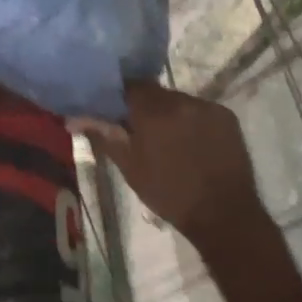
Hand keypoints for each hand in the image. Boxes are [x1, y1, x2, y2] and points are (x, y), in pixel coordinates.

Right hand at [75, 82, 268, 252]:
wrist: (223, 215)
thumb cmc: (169, 194)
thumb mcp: (130, 168)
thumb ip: (104, 136)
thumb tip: (74, 118)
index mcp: (154, 111)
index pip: (129, 86)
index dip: (119, 96)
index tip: (114, 111)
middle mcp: (182, 100)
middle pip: (155, 93)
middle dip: (145, 107)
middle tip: (139, 130)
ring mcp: (207, 106)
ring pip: (178, 101)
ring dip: (169, 114)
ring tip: (168, 141)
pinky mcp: (226, 116)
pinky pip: (200, 110)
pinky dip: (191, 120)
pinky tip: (192, 143)